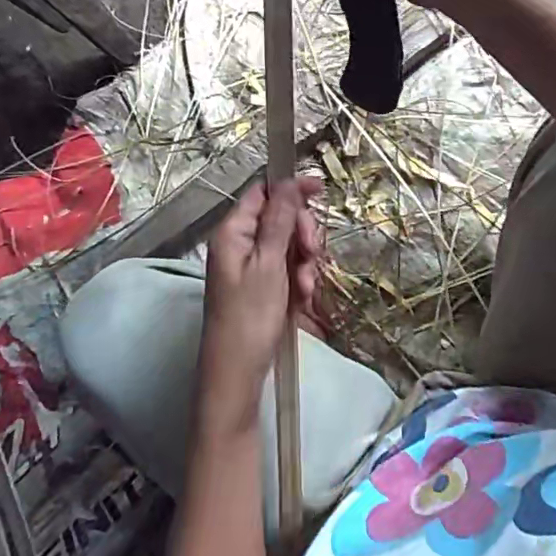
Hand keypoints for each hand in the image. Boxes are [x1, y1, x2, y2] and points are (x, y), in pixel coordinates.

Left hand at [198, 177, 325, 416]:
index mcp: (233, 232)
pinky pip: (290, 268)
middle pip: (281, 218)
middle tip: (310, 252)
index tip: (321, 190)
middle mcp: (241, 243)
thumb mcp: (268, 264)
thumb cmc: (249, 316)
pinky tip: (303, 297)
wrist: (238, 373)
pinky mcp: (265, 285)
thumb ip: (280, 221)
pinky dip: (300, 278)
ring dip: (304, 260)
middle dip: (302, 233)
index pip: (263, 192)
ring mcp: (253, 265)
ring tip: (304, 286)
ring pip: (290, 244)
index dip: (291, 189)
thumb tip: (288, 182)